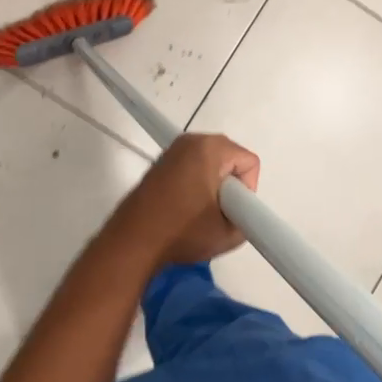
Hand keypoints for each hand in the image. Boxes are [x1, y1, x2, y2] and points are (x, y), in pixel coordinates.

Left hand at [104, 134, 260, 265]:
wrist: (133, 241)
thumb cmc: (183, 232)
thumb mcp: (230, 234)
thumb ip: (249, 218)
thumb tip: (240, 211)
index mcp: (210, 148)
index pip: (249, 162)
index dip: (247, 191)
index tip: (232, 212)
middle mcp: (191, 140)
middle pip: (230, 158)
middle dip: (230, 185)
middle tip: (219, 213)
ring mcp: (172, 149)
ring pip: (210, 163)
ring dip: (213, 185)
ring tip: (201, 213)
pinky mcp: (160, 162)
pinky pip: (191, 167)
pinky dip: (195, 184)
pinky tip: (185, 208)